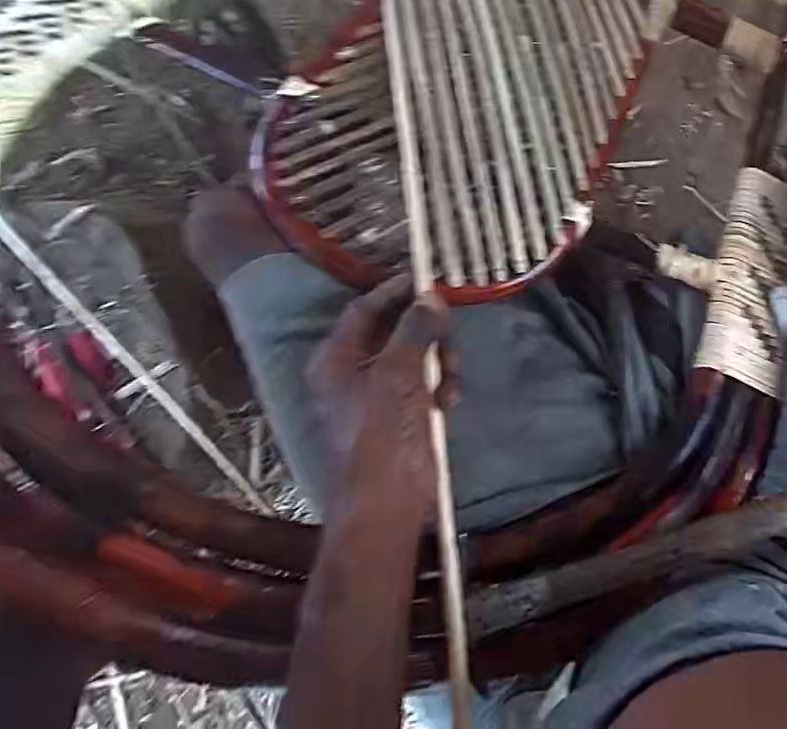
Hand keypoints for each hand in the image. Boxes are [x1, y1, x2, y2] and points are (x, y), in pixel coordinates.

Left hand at [304, 274, 455, 519]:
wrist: (385, 508)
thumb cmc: (381, 434)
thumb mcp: (399, 373)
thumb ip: (414, 329)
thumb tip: (430, 297)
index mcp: (336, 357)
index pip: (364, 308)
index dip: (393, 291)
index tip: (423, 279)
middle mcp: (351, 371)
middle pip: (394, 331)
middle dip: (426, 334)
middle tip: (448, 336)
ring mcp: (375, 394)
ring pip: (413, 357)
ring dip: (438, 363)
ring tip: (450, 384)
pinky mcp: (397, 415)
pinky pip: (422, 385)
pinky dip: (438, 387)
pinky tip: (449, 404)